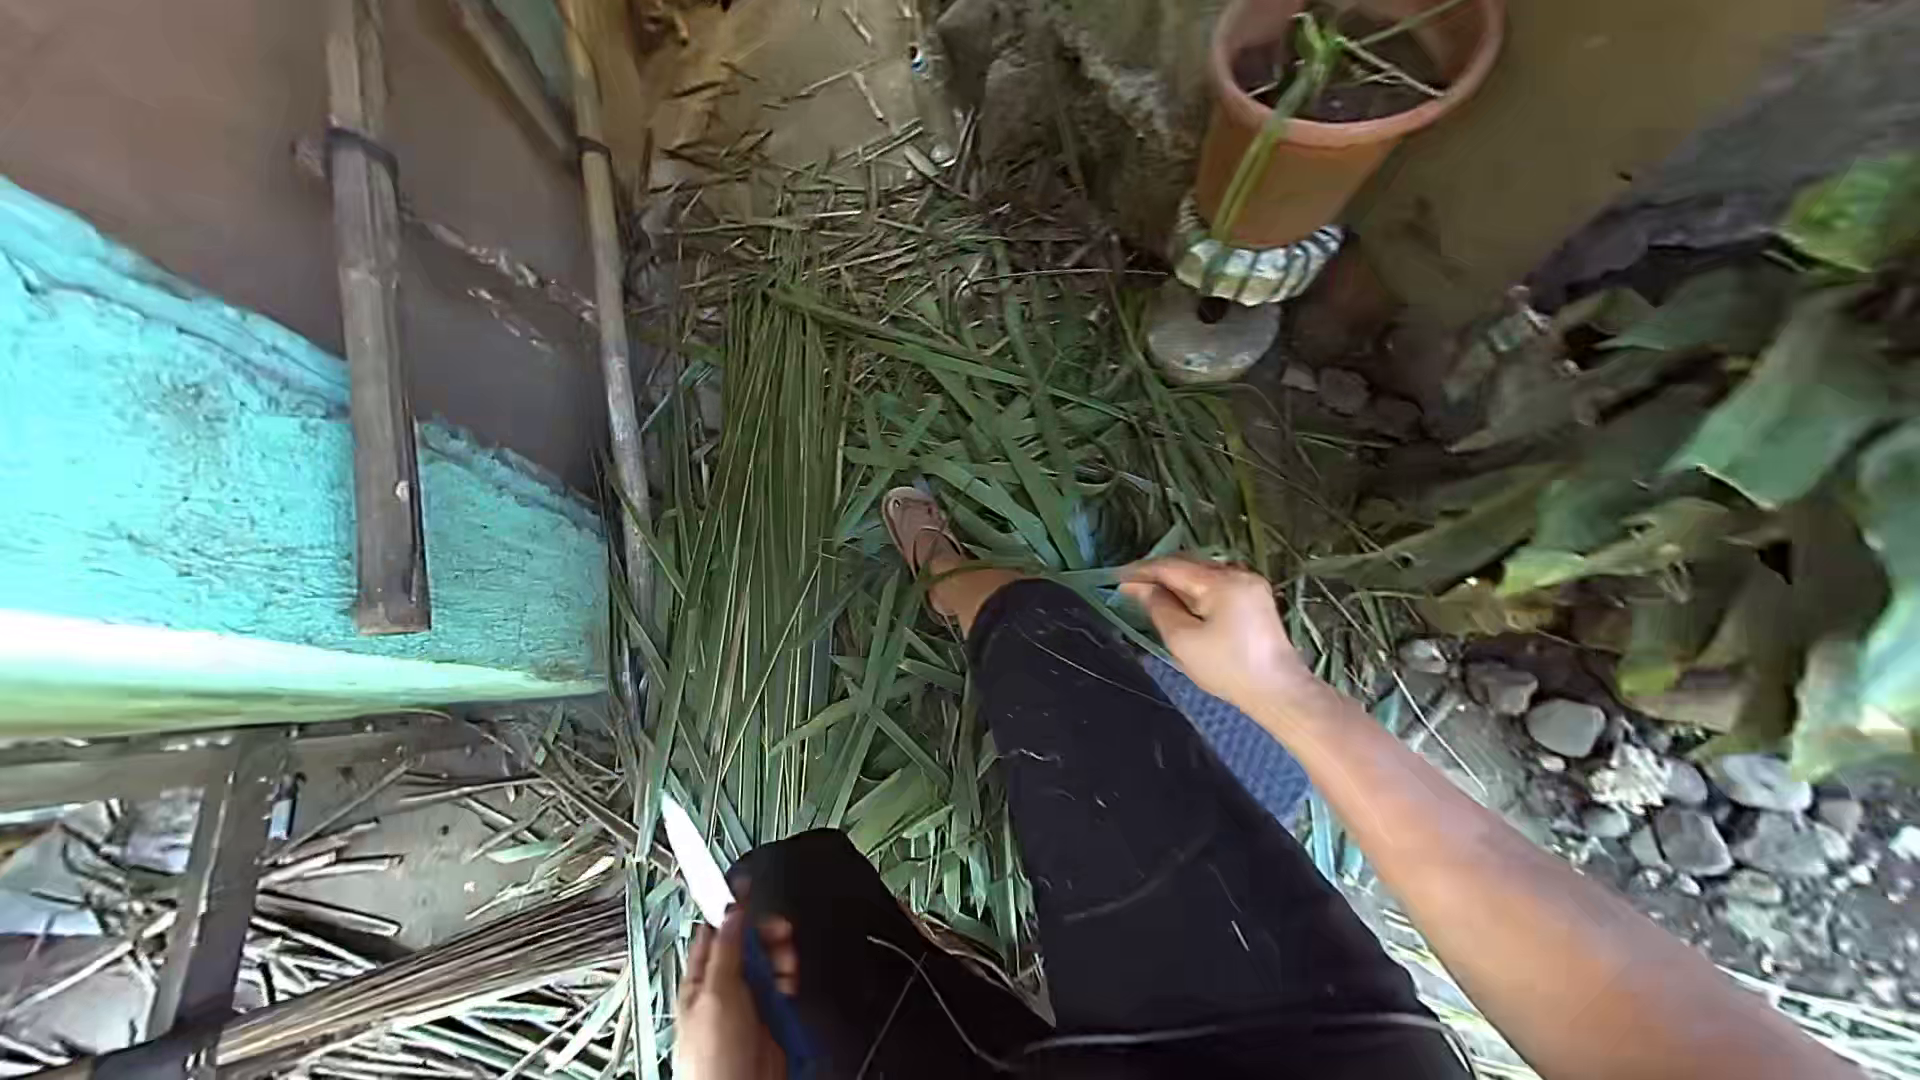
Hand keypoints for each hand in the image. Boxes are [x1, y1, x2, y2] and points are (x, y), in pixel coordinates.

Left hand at [672, 905, 795, 1079]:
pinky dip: (791, 975)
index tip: (743, 883)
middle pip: (747, 942)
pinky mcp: (773, 1015)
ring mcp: (750, 1002)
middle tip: (776, 927)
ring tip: (786, 956)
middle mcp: (725, 988)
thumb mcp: (717, 995)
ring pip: (769, 959)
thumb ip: (727, 950)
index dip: (728, 906)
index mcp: (701, 981)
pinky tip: (791, 978)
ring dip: (780, 952)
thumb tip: (732, 909)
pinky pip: (785, 982)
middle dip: (764, 931)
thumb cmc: (712, 1063)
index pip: (715, 931)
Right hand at [1122, 555, 1316, 712]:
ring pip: (1202, 571)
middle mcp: (1238, 574)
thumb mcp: (1183, 640)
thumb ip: (1158, 607)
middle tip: (1131, 586)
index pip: (1171, 567)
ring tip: (1151, 591)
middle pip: (1188, 564)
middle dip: (1157, 572)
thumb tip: (1138, 588)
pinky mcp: (1254, 598)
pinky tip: (1181, 599)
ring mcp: (1250, 584)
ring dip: (1175, 578)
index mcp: (1221, 582)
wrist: (1278, 692)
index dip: (1141, 571)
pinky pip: (1216, 582)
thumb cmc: (1227, 667)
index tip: (1117, 579)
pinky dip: (1193, 586)